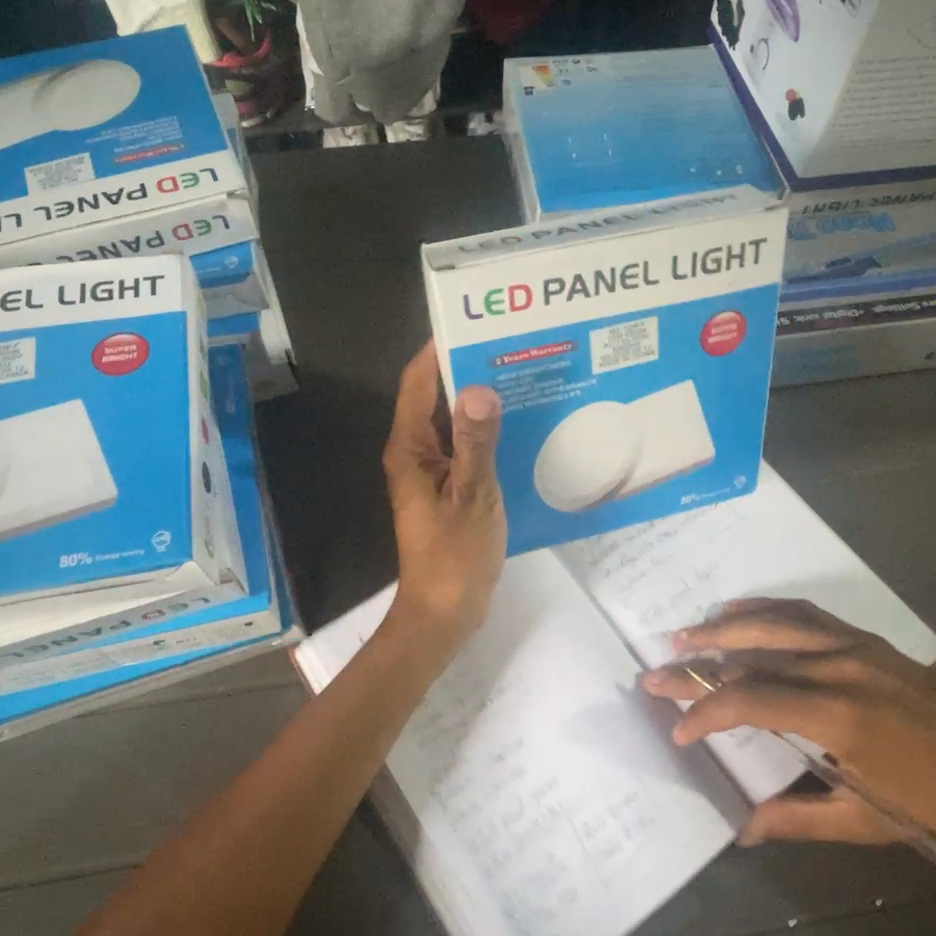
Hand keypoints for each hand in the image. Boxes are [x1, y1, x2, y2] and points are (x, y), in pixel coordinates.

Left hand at [382, 344, 506, 639]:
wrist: (444, 613)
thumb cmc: (454, 556)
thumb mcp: (472, 496)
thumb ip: (477, 443)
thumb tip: (479, 388)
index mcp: (410, 447)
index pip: (419, 381)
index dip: (441, 347)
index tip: (478, 322)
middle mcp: (416, 452)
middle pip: (437, 396)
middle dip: (469, 368)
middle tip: (515, 344)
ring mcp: (432, 471)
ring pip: (454, 422)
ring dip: (481, 400)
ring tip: (525, 373)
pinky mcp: (450, 488)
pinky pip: (466, 446)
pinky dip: (488, 432)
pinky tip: (523, 425)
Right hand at [642, 598, 935, 855]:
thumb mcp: (868, 819)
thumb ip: (799, 820)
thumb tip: (743, 830)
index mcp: (838, 715)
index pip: (750, 700)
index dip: (705, 713)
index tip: (677, 732)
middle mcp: (838, 668)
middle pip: (751, 656)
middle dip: (697, 666)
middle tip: (654, 672)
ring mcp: (853, 647)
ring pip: (773, 625)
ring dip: (722, 627)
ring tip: (683, 634)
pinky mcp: (865, 640)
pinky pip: (804, 614)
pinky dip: (766, 609)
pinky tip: (740, 611)